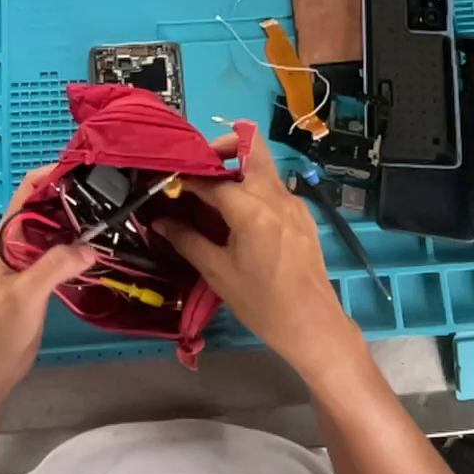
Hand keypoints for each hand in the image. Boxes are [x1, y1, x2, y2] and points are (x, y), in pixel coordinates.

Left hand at [0, 164, 98, 397]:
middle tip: (112, 190)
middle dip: (76, 194)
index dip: (55, 173)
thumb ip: (55, 266)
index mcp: (7, 235)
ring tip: (116, 212)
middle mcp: (20, 239)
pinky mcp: (44, 276)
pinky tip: (105, 245)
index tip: (88, 168)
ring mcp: (33, 258)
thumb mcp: (26, 295)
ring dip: (83, 220)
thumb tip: (92, 245)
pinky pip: (66, 250)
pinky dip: (84, 243)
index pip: (30, 188)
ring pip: (61, 227)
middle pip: (50, 204)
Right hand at [152, 129, 363, 378]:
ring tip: (216, 194)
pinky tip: (241, 217)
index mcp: (252, 208)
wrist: (313, 326)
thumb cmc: (262, 303)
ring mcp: (293, 202)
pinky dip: (254, 189)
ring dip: (238, 169)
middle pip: (252, 148)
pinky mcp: (302, 214)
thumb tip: (160, 221)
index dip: (188, 178)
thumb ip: (187, 240)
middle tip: (200, 168)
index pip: (212, 180)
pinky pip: (274, 188)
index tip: (170, 182)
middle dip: (223, 148)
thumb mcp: (218, 272)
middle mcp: (275, 195)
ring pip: (264, 167)